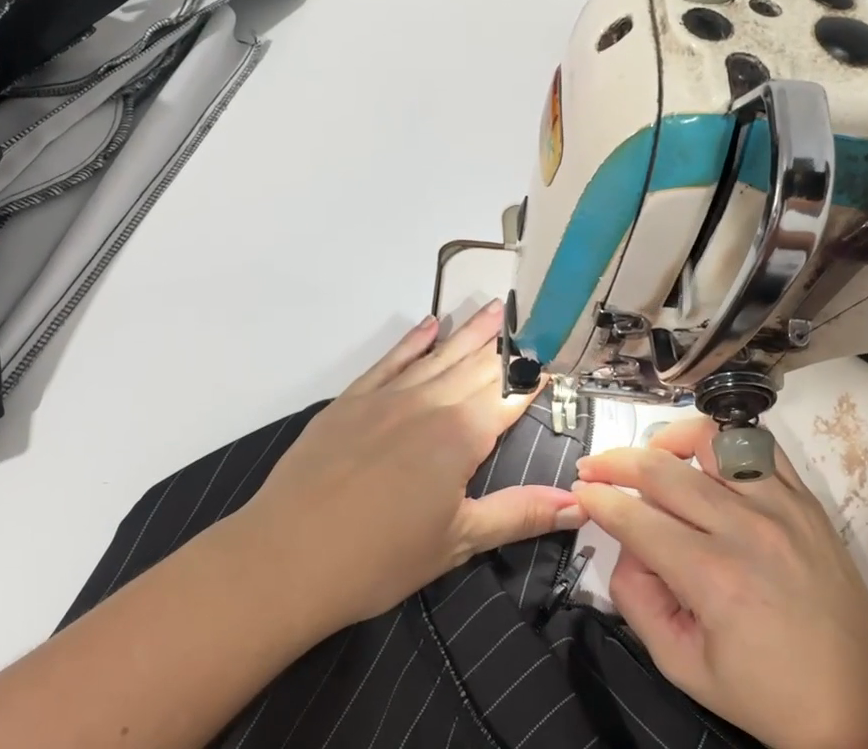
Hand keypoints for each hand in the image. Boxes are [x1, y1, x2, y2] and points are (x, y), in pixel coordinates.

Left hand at [233, 301, 583, 625]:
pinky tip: (429, 326)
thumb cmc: (380, 559)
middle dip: (506, 347)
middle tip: (530, 321)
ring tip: (493, 309)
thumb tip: (581, 503)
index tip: (554, 367)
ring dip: (468, 333)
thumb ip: (521, 514)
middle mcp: (429, 403)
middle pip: (477, 368)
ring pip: (438, 356)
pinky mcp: (350, 402)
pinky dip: (412, 342)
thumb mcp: (459, 541)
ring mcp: (386, 397)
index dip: (533, 383)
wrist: (286, 558)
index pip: (509, 398)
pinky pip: (390, 361)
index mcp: (461, 435)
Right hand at [572, 418, 867, 748]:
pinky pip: (760, 445)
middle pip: (662, 469)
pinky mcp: (806, 500)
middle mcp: (745, 528)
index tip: (580, 492)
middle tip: (595, 468)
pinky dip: (724, 442)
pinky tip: (707, 461)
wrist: (861, 697)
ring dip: (669, 439)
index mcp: (713, 577)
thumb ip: (638, 602)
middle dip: (615, 462)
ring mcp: (781, 506)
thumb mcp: (684, 667)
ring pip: (712, 439)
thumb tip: (625, 546)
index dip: (598, 500)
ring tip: (652, 456)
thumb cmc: (768, 693)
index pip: (635, 518)